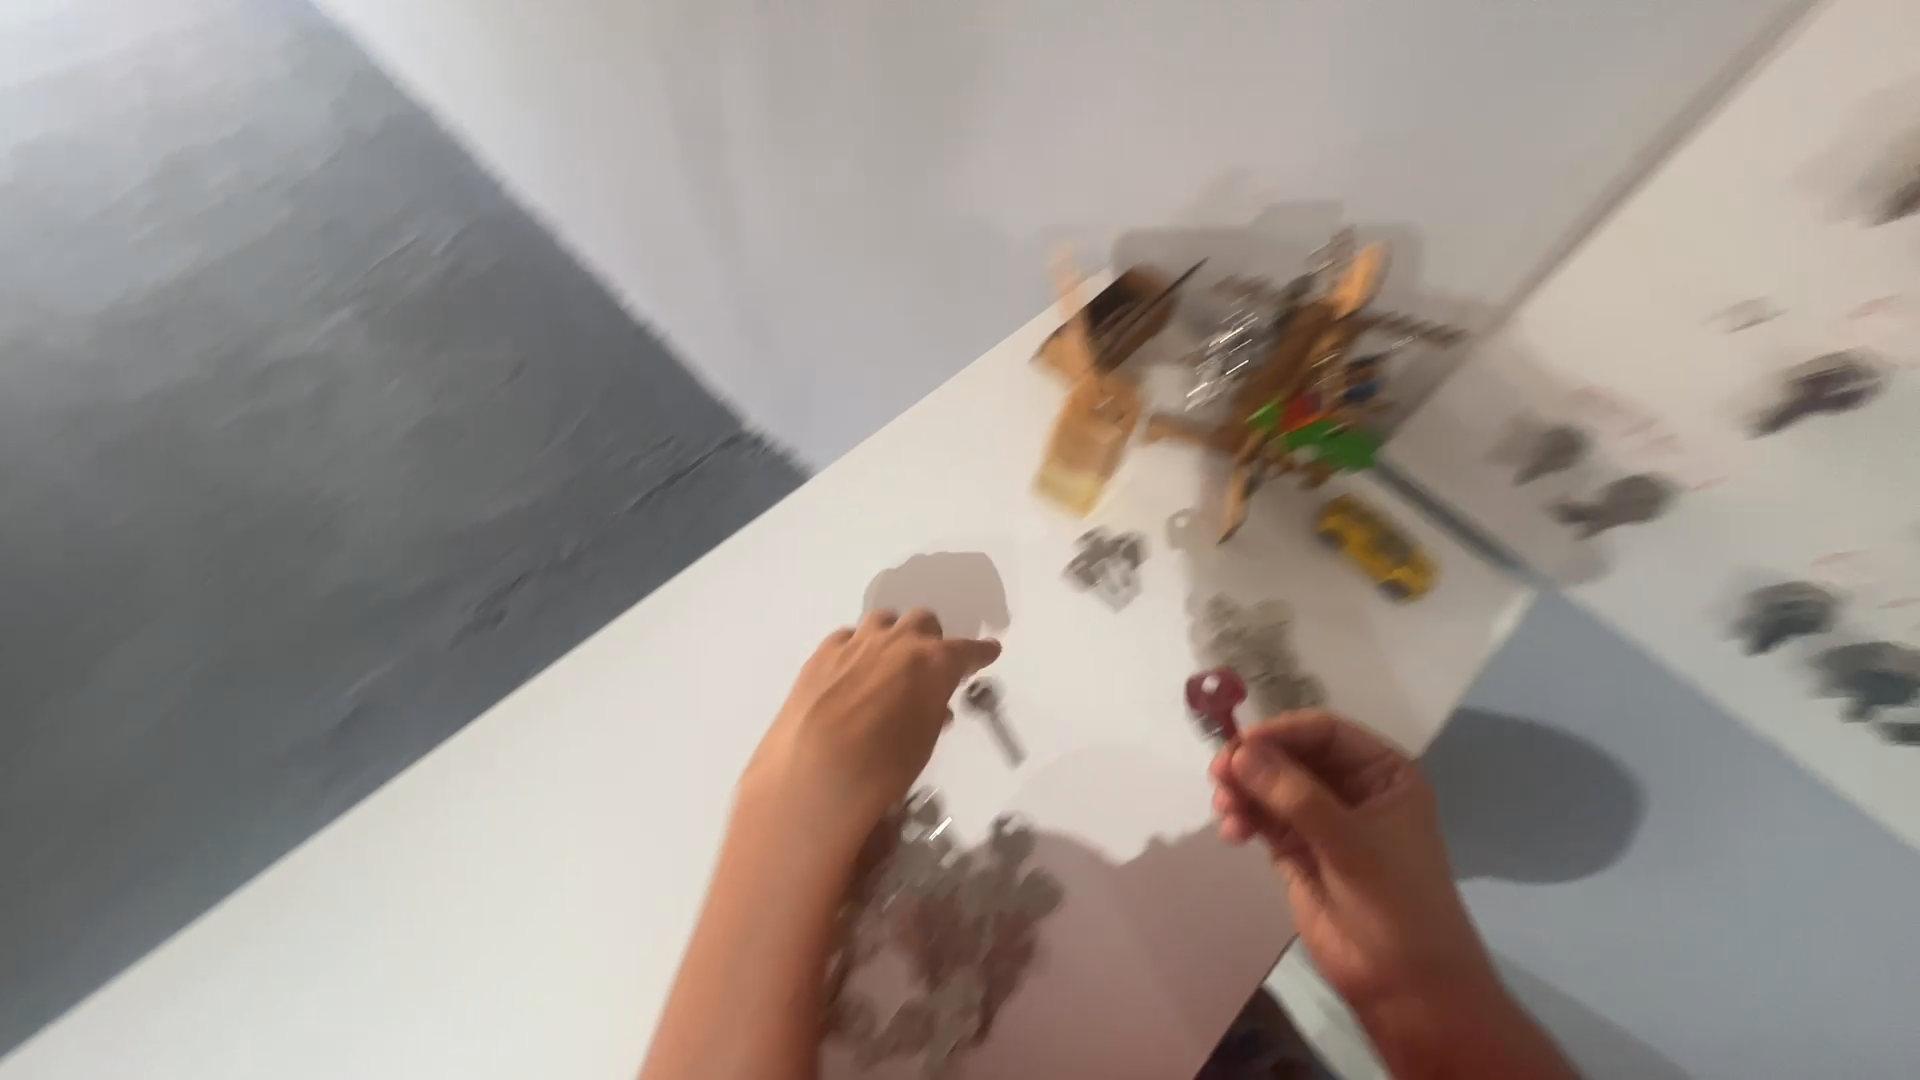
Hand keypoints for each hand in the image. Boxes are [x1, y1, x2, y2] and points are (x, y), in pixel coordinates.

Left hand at [743, 609, 1000, 838]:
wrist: (812, 772)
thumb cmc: (882, 768)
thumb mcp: (922, 744)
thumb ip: (932, 713)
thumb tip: (933, 704)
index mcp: (934, 663)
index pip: (968, 650)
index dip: (980, 653)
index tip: (987, 653)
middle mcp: (898, 641)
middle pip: (923, 621)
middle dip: (930, 638)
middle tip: (928, 663)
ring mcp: (857, 642)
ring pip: (883, 620)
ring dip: (892, 636)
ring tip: (888, 662)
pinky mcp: (822, 652)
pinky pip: (847, 637)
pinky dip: (856, 649)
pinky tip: (850, 672)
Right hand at [1208, 710, 1500, 1019]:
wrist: (1407, 989)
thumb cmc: (1397, 906)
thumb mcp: (1351, 844)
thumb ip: (1295, 795)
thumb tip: (1239, 751)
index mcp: (1381, 773)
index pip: (1323, 732)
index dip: (1280, 732)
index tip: (1240, 745)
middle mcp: (1350, 787)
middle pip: (1289, 754)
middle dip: (1253, 763)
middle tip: (1219, 775)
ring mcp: (1320, 817)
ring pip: (1268, 784)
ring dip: (1242, 790)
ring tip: (1226, 811)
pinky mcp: (1295, 847)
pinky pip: (1260, 815)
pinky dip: (1241, 816)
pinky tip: (1232, 832)